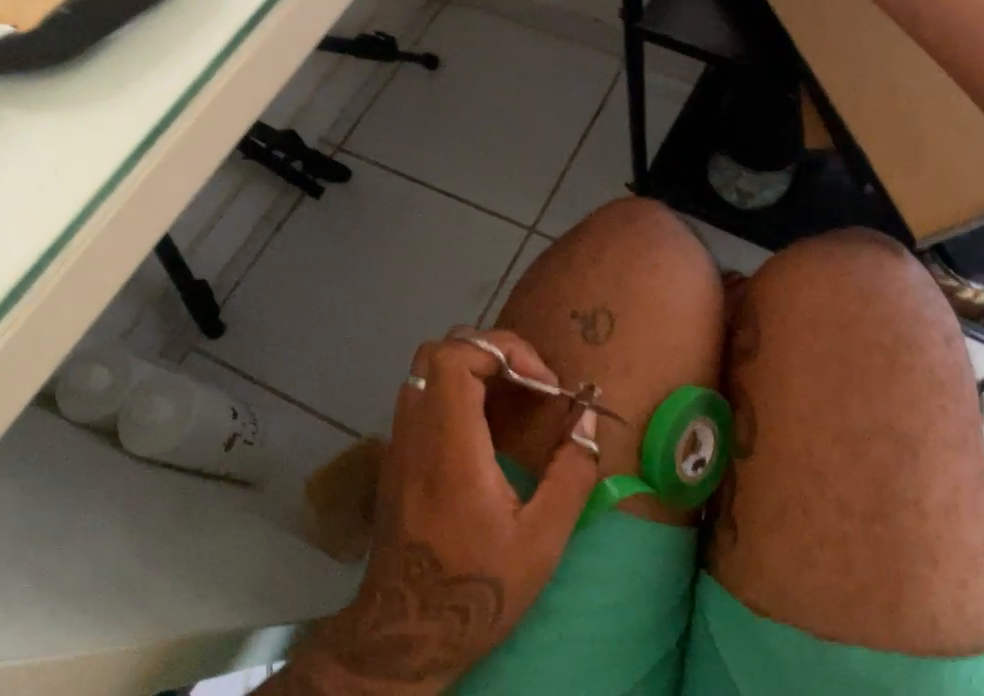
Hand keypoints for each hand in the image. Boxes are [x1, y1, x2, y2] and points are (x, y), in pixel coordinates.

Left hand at [296, 328, 600, 691]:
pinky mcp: (396, 459)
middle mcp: (416, 435)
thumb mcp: (543, 541)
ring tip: (515, 400)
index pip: (456, 358)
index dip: (503, 350)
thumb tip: (587, 418)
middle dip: (491, 351)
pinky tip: (490, 427)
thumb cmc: (478, 587)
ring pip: (424, 372)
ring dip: (473, 369)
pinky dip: (457, 391)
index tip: (542, 383)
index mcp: (450, 449)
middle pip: (437, 351)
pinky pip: (422, 398)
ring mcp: (399, 445)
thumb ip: (572, 473)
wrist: (405, 634)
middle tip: (531, 383)